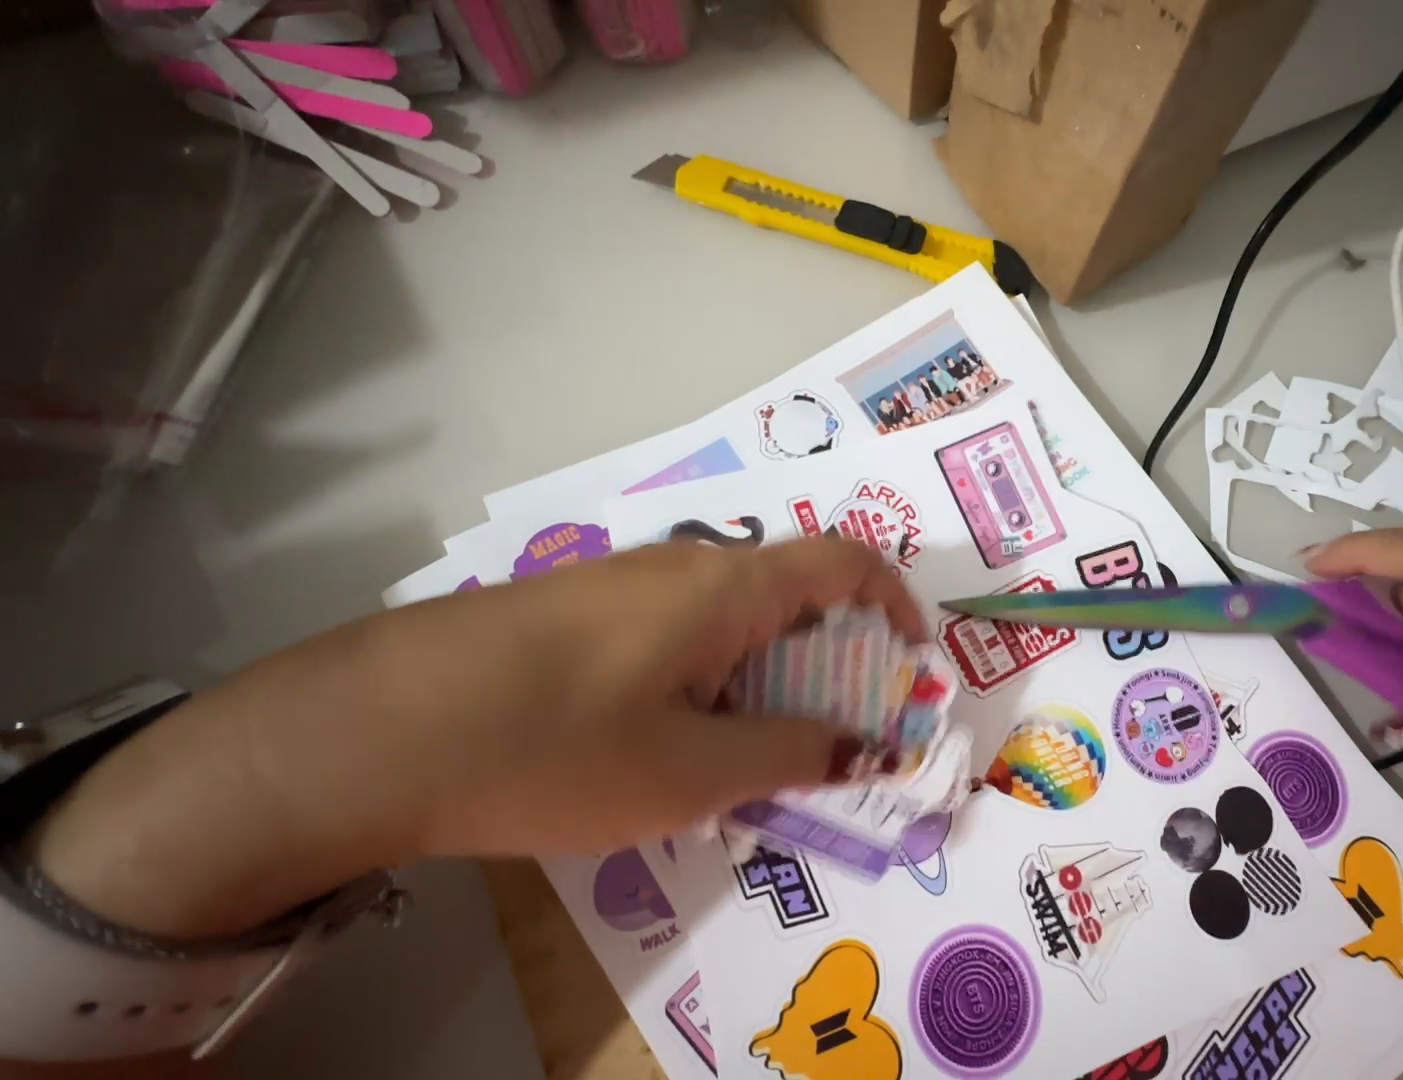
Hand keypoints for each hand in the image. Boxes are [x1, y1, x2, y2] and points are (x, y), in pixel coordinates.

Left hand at [32, 537, 924, 938]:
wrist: (367, 731)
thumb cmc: (555, 746)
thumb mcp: (693, 771)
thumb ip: (790, 753)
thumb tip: (860, 748)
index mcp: (729, 586)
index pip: (846, 561)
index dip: (894, 601)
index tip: (909, 656)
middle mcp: (685, 563)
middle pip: (789, 593)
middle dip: (826, 660)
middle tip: (823, 735)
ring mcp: (625, 581)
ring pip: (730, 617)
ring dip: (763, 675)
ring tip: (742, 753)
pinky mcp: (580, 607)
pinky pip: (677, 630)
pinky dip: (708, 676)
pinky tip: (665, 739)